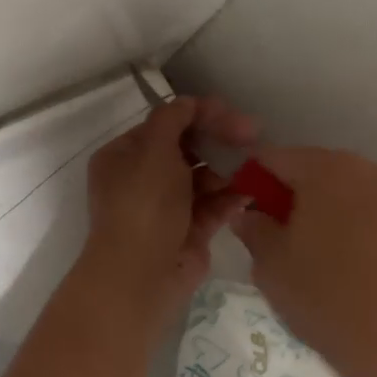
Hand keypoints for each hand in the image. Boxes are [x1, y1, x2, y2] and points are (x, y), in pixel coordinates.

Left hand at [80, 97, 257, 312]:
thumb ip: (171, 121)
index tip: (231, 113)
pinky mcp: (188, 231)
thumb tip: (186, 102)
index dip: (197, 115)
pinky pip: (213, 206)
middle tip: (252, 134)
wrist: (141, 273)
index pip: (163, 125)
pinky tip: (253, 189)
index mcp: (122, 156)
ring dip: (228, 168)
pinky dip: (231, 196)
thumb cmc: (143, 205)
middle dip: (218, 139)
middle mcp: (140, 178)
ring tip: (254, 163)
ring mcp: (165, 206)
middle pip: (185, 148)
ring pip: (202, 177)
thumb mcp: (152, 152)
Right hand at [233, 148, 376, 376]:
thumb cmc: (332, 306)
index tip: (258, 209)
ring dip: (375, 224)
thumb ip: (257, 232)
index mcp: (331, 174)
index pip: (282, 159)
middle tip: (311, 248)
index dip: (264, 180)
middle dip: (323, 202)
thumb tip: (253, 215)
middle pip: (342, 177)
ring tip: (368, 274)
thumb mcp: (270, 271)